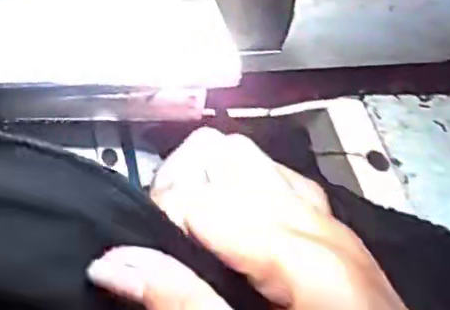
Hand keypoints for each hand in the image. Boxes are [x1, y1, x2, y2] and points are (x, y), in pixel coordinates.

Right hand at [87, 128, 408, 309]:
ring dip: (209, 181)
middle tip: (167, 241)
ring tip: (195, 235)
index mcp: (310, 261)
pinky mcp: (337, 236)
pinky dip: (241, 191)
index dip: (159, 219)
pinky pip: (275, 179)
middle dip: (179, 186)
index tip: (143, 258)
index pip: (201, 196)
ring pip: (247, 155)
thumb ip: (182, 302)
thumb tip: (112, 261)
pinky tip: (236, 238)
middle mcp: (324, 229)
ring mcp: (334, 227)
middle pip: (220, 153)